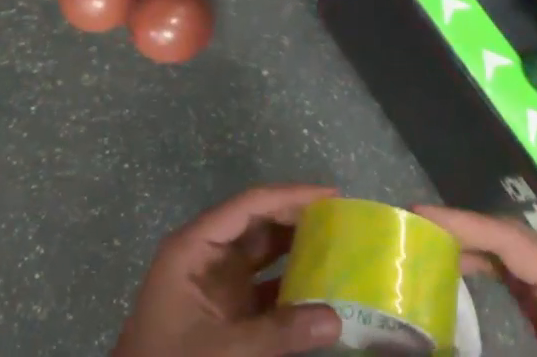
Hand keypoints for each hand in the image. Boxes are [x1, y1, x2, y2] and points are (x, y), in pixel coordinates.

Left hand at [114, 185, 343, 356]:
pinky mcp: (222, 314)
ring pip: (262, 254)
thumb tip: (337, 318)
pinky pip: (262, 289)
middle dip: (298, 219)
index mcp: (194, 248)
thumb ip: (279, 333)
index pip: (249, 206)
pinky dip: (290, 287)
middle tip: (343, 219)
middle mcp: (204, 257)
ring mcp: (213, 285)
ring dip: (296, 251)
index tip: (332, 195)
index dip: (290, 196)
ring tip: (339, 247)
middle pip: (257, 224)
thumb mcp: (223, 352)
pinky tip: (321, 291)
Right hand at [413, 206, 536, 355]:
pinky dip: (488, 267)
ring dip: (473, 245)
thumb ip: (474, 352)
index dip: (464, 223)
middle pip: (511, 239)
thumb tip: (426, 343)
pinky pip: (520, 275)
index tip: (419, 213)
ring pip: (514, 254)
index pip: (510, 240)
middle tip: (414, 226)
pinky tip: (459, 272)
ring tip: (428, 244)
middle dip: (463, 228)